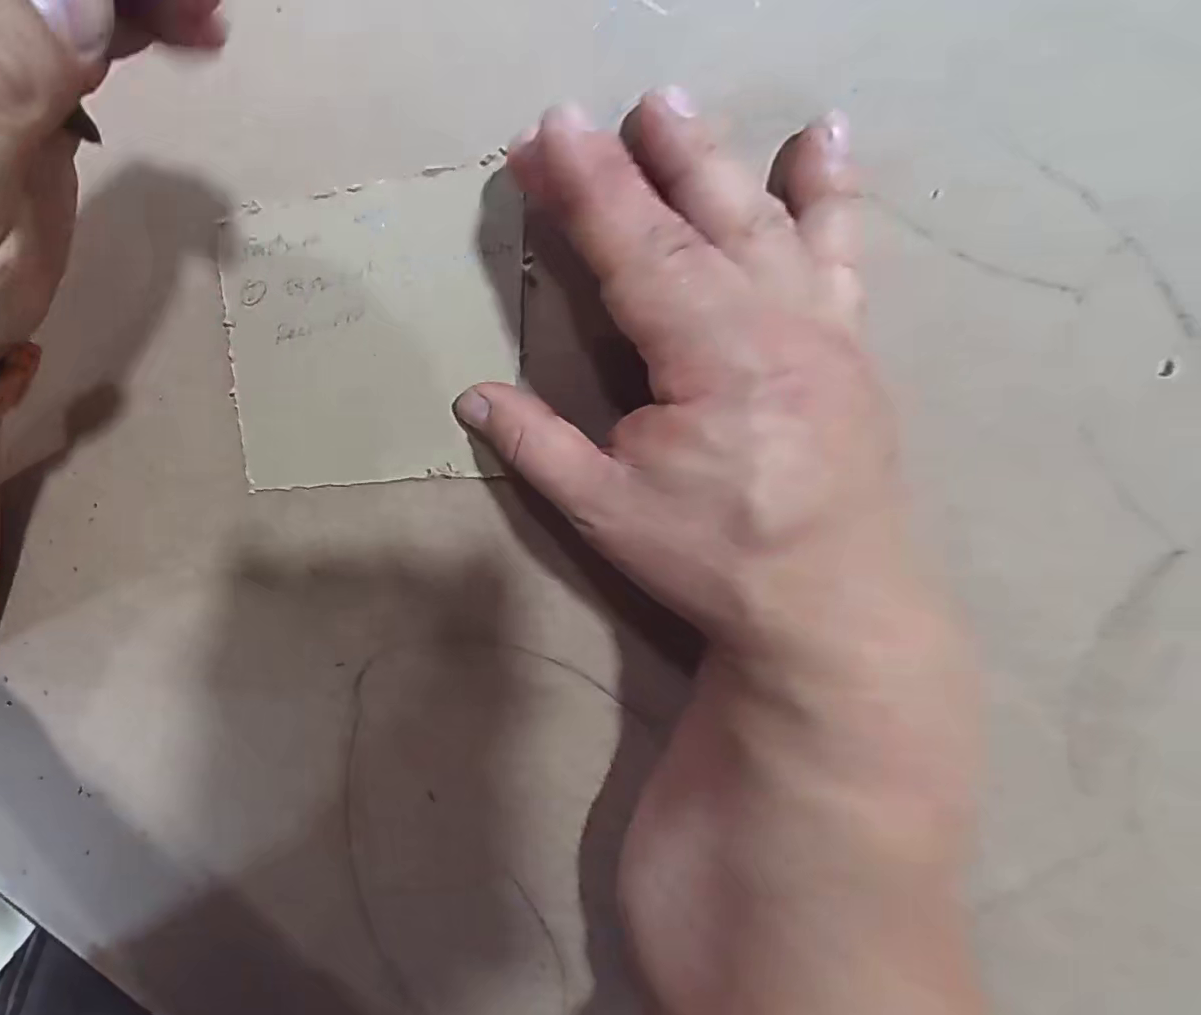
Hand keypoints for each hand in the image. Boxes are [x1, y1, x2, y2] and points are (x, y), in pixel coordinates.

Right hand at [458, 90, 941, 672]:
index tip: (546, 135)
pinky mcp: (845, 347)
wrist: (831, 604)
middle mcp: (777, 324)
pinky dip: (830, 194)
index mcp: (712, 359)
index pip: (637, 255)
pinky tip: (824, 146)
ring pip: (767, 223)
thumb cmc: (707, 556)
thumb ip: (535, 444)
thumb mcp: (600, 507)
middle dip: (640, 162)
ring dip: (716, 160)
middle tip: (595, 112)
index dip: (588, 192)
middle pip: (700, 222)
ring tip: (676, 108)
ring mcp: (823, 329)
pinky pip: (841, 253)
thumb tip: (471, 396)